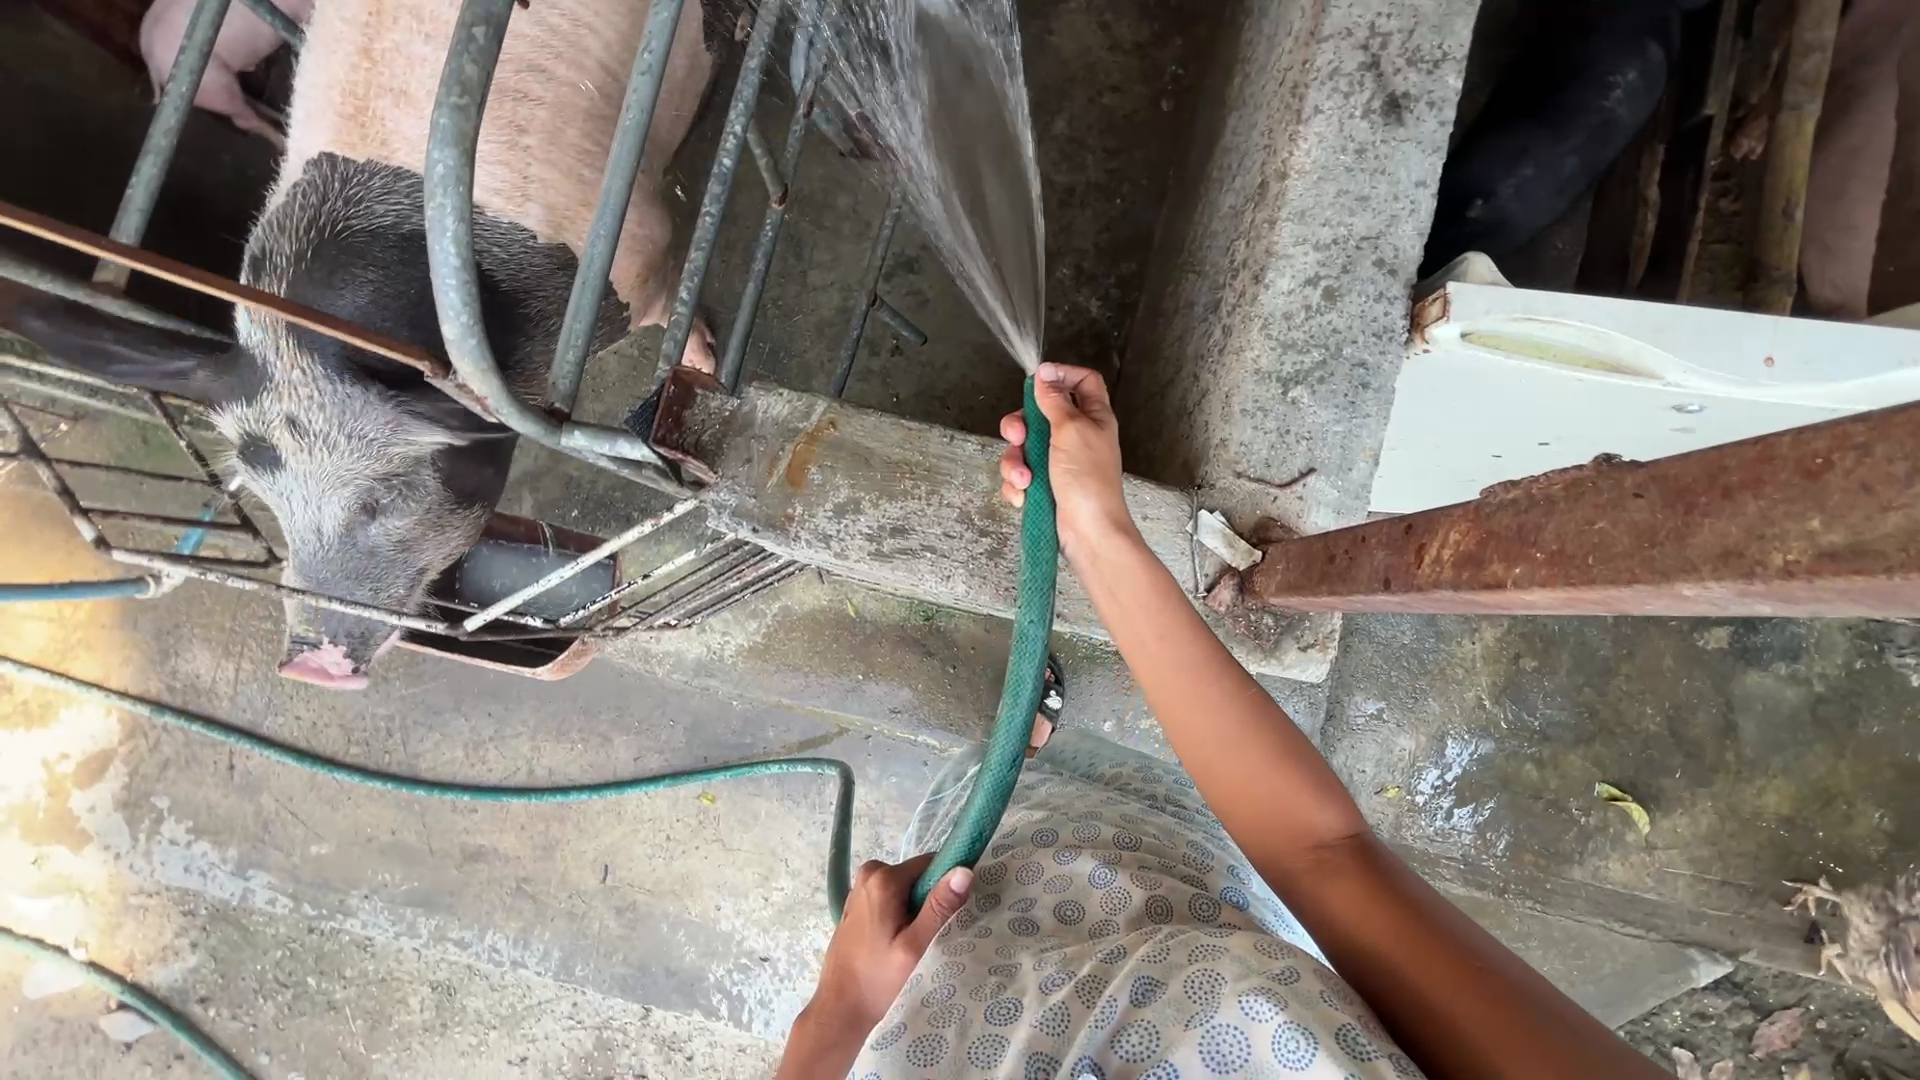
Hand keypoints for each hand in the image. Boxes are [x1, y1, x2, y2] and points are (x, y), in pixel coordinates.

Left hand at [778, 855, 971, 1077]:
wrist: (840, 1009)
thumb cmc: (878, 980)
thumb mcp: (915, 946)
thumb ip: (940, 906)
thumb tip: (964, 871)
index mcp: (883, 878)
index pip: (930, 864)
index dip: (943, 887)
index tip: (946, 915)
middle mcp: (868, 873)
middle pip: (916, 875)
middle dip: (925, 901)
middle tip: (922, 936)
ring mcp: (860, 888)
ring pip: (903, 887)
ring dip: (912, 910)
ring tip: (908, 942)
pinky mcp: (857, 903)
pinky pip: (889, 896)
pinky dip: (897, 913)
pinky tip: (893, 941)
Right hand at [999, 362, 1135, 560]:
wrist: (1087, 531)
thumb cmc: (1088, 480)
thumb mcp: (1071, 430)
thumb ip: (1054, 399)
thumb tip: (1044, 372)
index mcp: (1092, 418)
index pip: (1082, 382)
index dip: (1062, 375)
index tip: (1039, 380)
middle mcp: (1075, 436)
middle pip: (1038, 414)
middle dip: (1020, 427)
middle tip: (1017, 437)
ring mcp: (1057, 462)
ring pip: (1022, 447)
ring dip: (1015, 463)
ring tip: (1024, 480)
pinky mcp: (1043, 485)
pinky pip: (1019, 475)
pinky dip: (1016, 485)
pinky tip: (1023, 496)